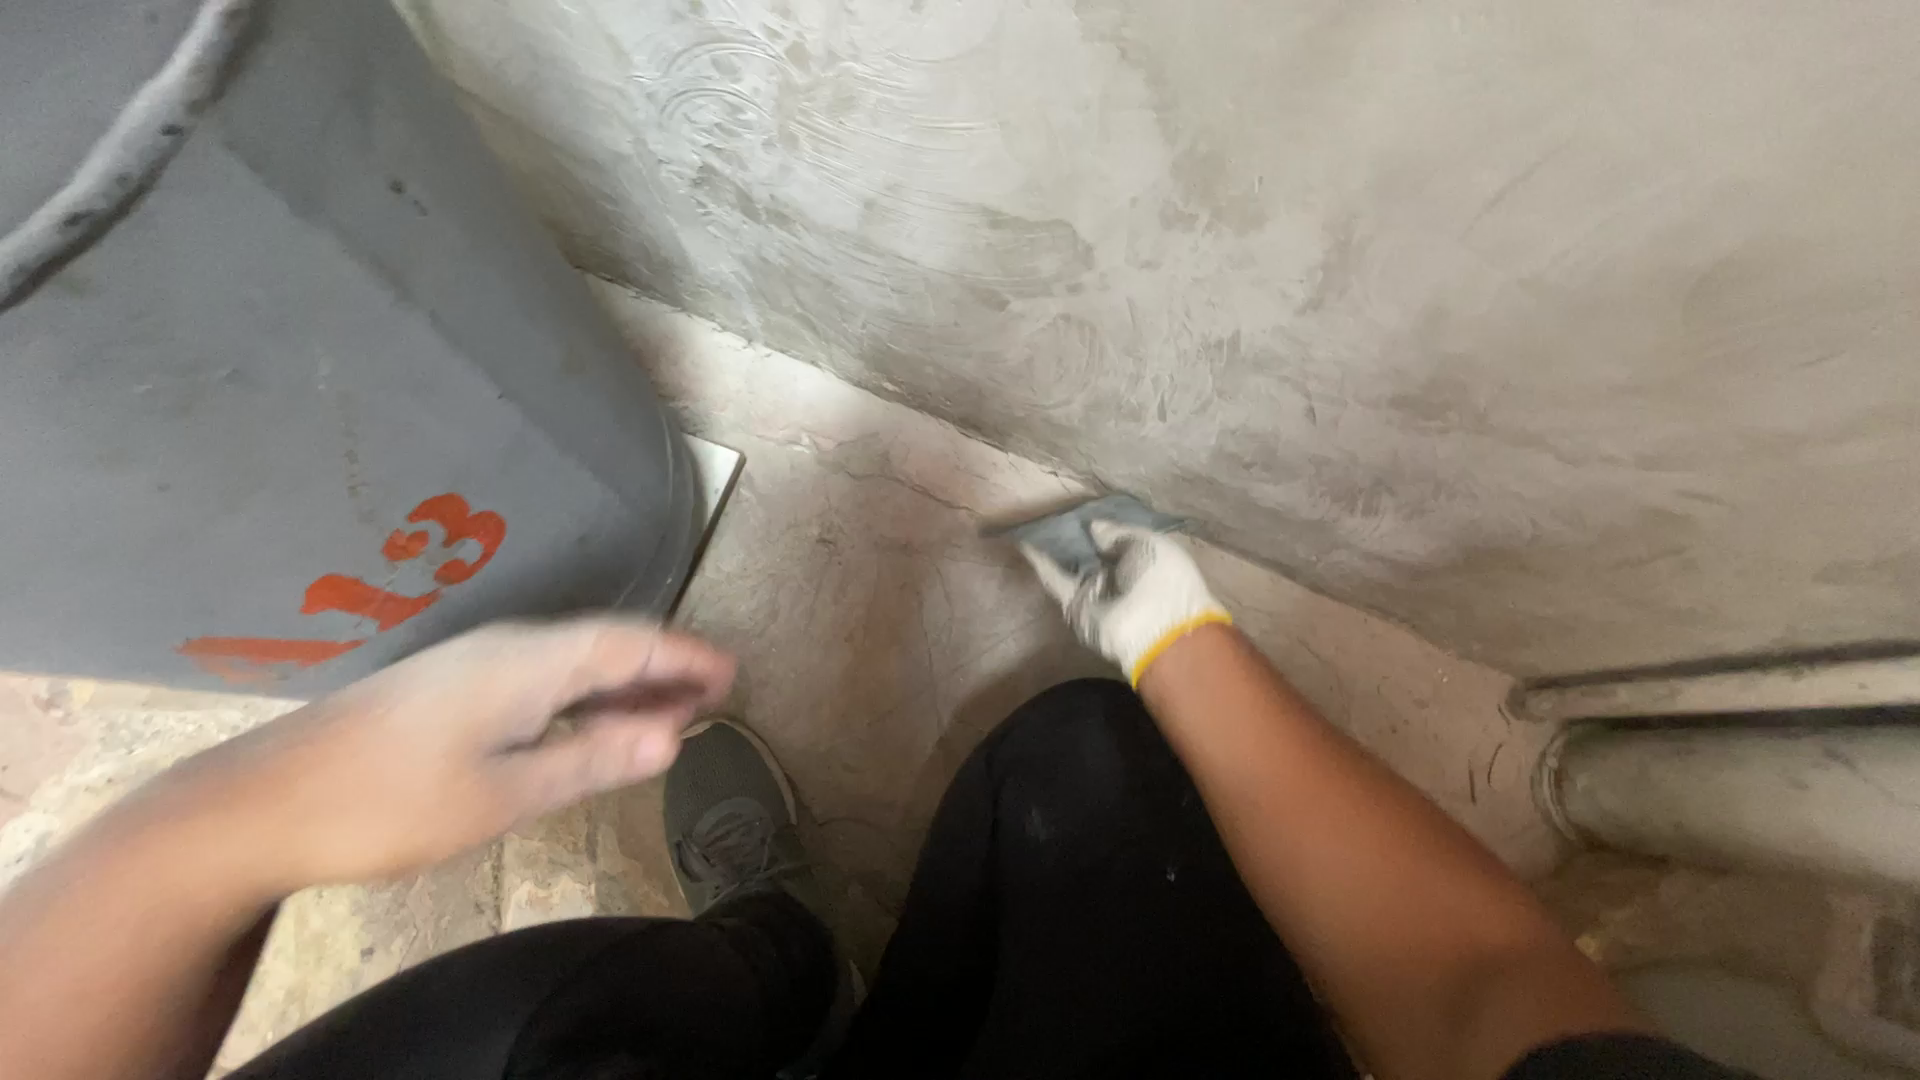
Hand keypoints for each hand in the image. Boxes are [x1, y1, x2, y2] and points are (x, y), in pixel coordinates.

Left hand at [153, 616, 735, 889]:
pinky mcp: (462, 684)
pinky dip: (593, 693)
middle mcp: (514, 646)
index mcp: (531, 662)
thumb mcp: (505, 794)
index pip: (633, 643)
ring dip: (632, 681)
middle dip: (669, 666)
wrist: (255, 805)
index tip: (733, 672)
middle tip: (715, 696)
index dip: (688, 655)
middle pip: (612, 643)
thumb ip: (594, 759)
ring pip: (581, 659)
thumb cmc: (390, 804)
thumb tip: (675, 738)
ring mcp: (483, 662)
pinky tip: (600, 718)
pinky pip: (551, 675)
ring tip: (674, 709)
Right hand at [1020, 521, 1231, 685]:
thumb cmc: (1162, 581)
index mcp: (1145, 560)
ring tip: (1034, 522)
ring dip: (1054, 546)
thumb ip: (1118, 533)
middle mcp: (1119, 575)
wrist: (1155, 632)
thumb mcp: (1149, 544)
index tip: (1082, 509)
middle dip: (1075, 534)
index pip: (1118, 539)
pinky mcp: (1075, 605)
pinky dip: (1040, 563)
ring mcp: (1095, 591)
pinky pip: (1056, 580)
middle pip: (1092, 551)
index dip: (1101, 526)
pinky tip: (1025, 543)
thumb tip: (1093, 527)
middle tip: (1054, 512)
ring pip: (1071, 564)